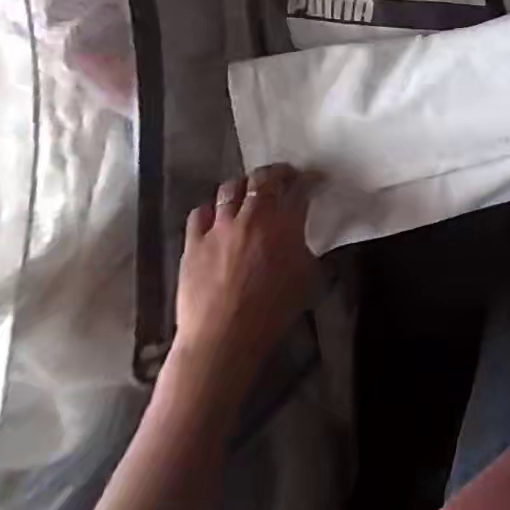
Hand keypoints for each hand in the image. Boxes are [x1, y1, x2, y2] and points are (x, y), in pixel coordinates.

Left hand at [172, 164, 319, 379]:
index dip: (310, 179)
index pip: (301, 188)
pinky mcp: (193, 241)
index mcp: (285, 223)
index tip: (315, 180)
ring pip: (230, 188)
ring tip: (250, 192)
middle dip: (278, 173)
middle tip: (285, 178)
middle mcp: (252, 216)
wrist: (223, 335)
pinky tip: (218, 216)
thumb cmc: (274, 309)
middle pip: (264, 178)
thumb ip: (308, 249)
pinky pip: (201, 212)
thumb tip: (304, 240)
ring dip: (245, 185)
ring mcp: (219, 226)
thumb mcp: (308, 277)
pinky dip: (213, 208)